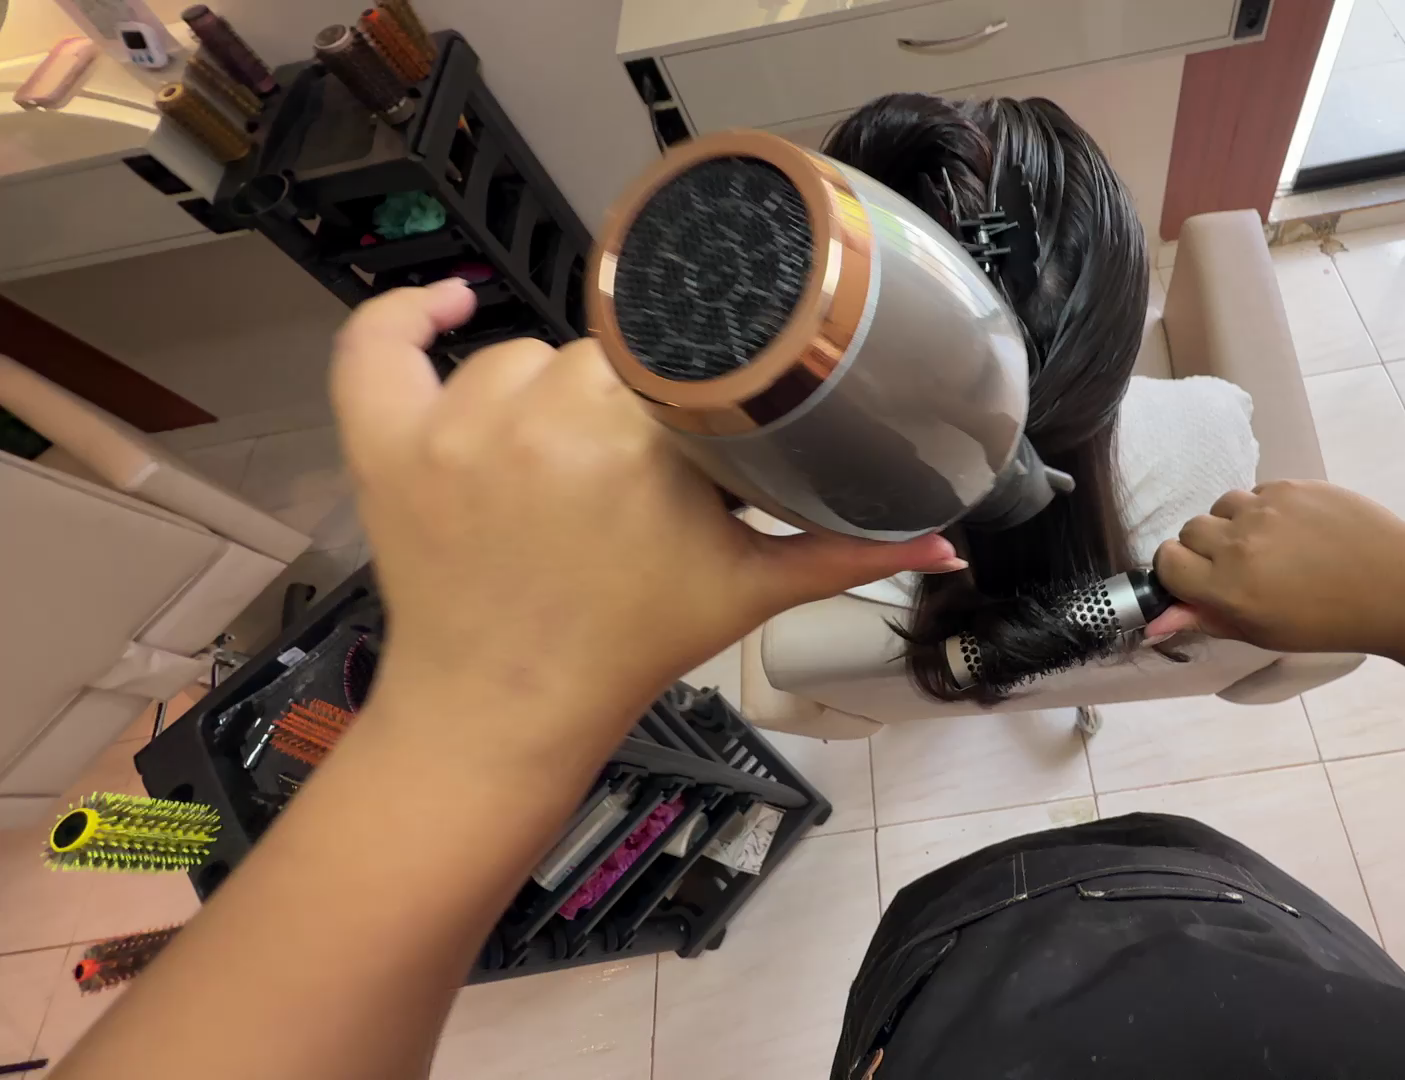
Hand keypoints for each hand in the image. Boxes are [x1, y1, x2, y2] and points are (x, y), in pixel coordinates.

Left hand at [330, 282, 953, 748]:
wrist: (511, 708)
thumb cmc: (641, 644)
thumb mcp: (757, 590)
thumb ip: (852, 556)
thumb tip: (949, 547)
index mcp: (640, 441)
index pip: (680, 356)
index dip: (702, 374)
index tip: (714, 399)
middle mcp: (542, 415)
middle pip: (604, 353)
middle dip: (637, 392)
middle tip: (651, 447)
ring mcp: (451, 425)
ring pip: (521, 355)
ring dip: (555, 386)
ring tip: (578, 444)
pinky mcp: (386, 444)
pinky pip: (378, 348)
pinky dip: (406, 319)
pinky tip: (450, 306)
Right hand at [1150, 480, 1404, 656]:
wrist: (1400, 589)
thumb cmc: (1327, 623)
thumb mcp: (1260, 632)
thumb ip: (1204, 619)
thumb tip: (1155, 622)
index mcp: (1227, 587)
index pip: (1167, 560)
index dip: (1180, 570)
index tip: (1201, 579)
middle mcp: (1238, 545)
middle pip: (1190, 530)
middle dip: (1206, 546)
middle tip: (1241, 564)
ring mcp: (1266, 510)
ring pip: (1222, 505)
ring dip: (1234, 523)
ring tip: (1270, 542)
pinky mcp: (1292, 486)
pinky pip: (1257, 491)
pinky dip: (1267, 508)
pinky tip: (1297, 529)